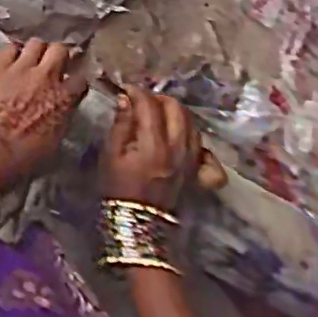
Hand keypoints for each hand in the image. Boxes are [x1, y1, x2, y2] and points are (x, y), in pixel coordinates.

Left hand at [0, 40, 86, 187]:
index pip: (81, 79)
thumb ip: (62, 118)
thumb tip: (62, 112)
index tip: (73, 82)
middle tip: (54, 62)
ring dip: (36, 50)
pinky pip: (9, 47)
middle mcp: (46, 77)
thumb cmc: (26, 157)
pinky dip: (12, 51)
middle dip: (59, 54)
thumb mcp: (56, 142)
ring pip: (36, 43)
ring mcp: (22, 68)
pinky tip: (11, 59)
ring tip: (32, 57)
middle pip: (60, 49)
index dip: (77, 79)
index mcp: (64, 98)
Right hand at [99, 88, 201, 210]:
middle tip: (143, 103)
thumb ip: (121, 124)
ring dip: (176, 114)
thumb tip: (125, 99)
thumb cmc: (118, 187)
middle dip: (158, 99)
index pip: (150, 105)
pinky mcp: (198, 173)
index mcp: (153, 145)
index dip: (137, 92)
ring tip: (159, 116)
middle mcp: (178, 149)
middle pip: (177, 109)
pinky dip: (197, 141)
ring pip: (192, 124)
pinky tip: (183, 140)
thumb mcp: (110, 154)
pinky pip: (206, 152)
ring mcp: (192, 161)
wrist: (138, 224)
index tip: (126, 92)